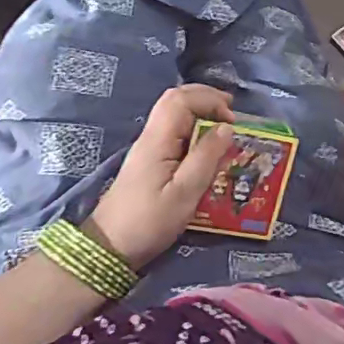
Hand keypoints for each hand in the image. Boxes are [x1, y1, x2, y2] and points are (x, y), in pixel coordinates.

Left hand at [89, 85, 236, 267]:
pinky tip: (205, 145)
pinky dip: (192, 128)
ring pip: (172, 115)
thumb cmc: (150, 221)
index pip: (181, 100)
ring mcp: (147, 148)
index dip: (209, 100)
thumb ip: (206, 158)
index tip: (232, 120)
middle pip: (174, 100)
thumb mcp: (185, 193)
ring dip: (199, 111)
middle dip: (205, 98)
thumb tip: (226, 128)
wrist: (110, 245)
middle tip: (231, 110)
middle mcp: (150, 136)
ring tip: (223, 124)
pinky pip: (172, 132)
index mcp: (158, 139)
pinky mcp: (148, 162)